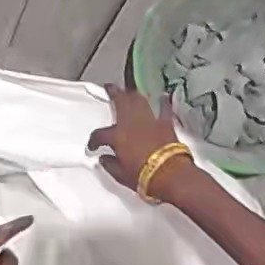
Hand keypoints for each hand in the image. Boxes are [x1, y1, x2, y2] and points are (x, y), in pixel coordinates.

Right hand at [88, 86, 199, 200]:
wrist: (170, 175)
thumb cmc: (145, 176)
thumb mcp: (121, 175)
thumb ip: (110, 165)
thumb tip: (104, 160)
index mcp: (117, 136)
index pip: (100, 135)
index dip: (94, 140)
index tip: (94, 145)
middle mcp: (132, 124)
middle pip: (121, 102)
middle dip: (114, 93)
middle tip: (110, 88)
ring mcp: (149, 121)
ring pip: (139, 100)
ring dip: (133, 93)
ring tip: (130, 90)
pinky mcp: (165, 124)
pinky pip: (164, 108)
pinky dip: (163, 102)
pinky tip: (163, 97)